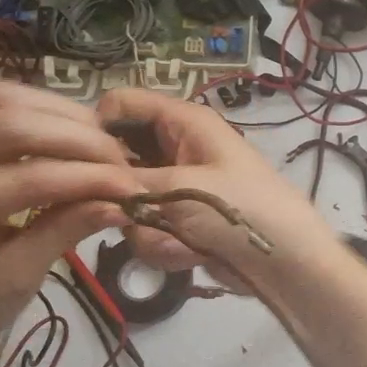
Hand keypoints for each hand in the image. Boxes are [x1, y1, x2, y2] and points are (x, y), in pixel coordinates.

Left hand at [0, 81, 138, 366]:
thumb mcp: (20, 278)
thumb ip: (66, 231)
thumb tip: (124, 203)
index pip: (25, 178)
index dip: (88, 178)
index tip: (135, 188)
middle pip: (10, 123)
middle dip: (80, 139)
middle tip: (123, 162)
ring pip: (1, 99)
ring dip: (63, 115)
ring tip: (103, 143)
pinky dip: (39, 108)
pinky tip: (70, 129)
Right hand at [97, 88, 346, 289]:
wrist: (284, 263)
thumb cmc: (241, 210)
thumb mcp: (180, 186)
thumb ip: (126, 179)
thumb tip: (82, 174)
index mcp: (184, 122)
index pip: (120, 103)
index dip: (96, 127)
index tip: (82, 161)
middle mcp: (177, 149)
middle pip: (117, 162)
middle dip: (126, 196)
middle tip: (137, 211)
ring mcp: (177, 189)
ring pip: (129, 206)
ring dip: (152, 231)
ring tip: (184, 239)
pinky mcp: (180, 224)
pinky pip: (149, 233)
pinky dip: (167, 248)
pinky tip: (192, 254)